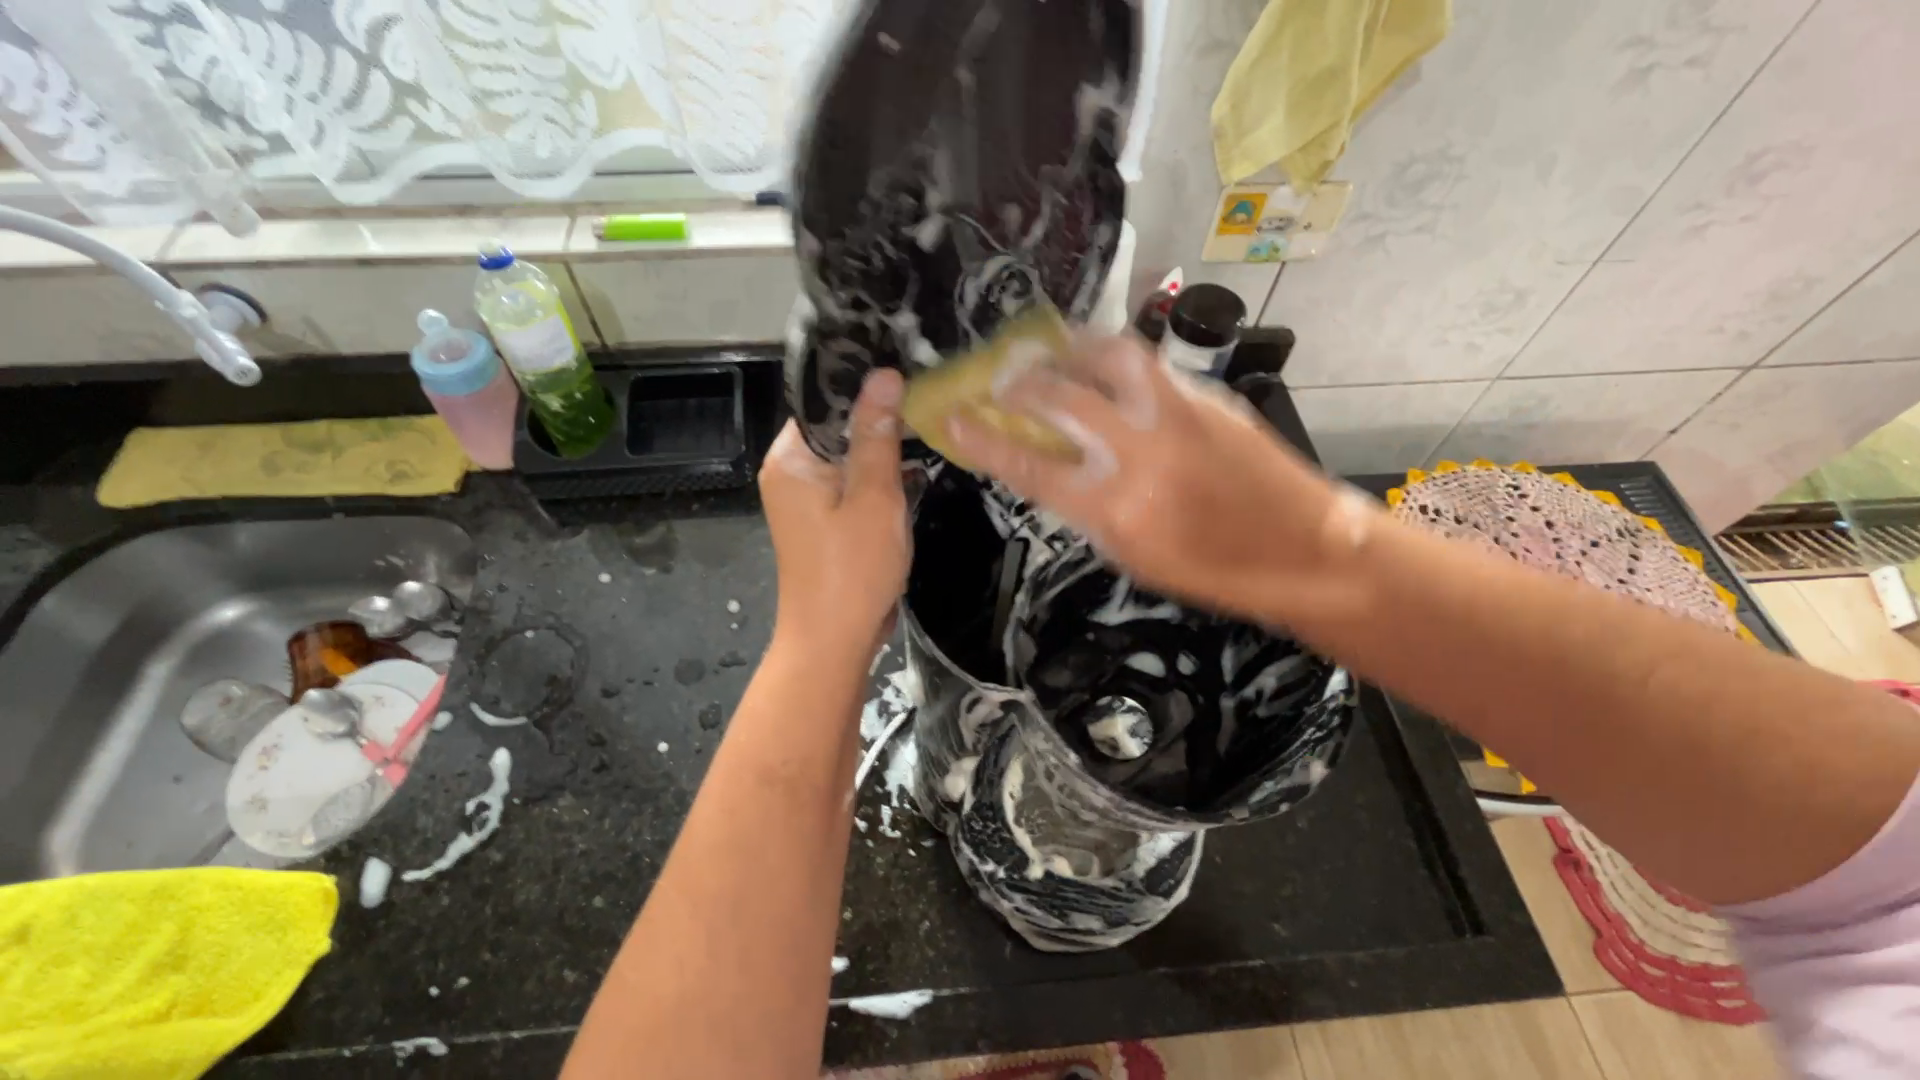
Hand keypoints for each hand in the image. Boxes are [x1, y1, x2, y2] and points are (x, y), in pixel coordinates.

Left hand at [760, 369, 909, 663]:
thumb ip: (878, 435)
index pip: (825, 401)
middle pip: (837, 427)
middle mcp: (790, 472)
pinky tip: (914, 472)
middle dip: (880, 418)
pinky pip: (852, 485)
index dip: (865, 384)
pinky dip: (879, 479)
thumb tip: (884, 374)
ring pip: (849, 457)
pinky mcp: (824, 521)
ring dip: (884, 450)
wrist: (833, 641)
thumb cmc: (853, 569)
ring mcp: (806, 499)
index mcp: (791, 458)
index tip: (909, 369)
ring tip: (929, 429)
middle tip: (930, 398)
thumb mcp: (874, 495)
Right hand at [945, 333, 1341, 622]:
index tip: (953, 418)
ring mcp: (1177, 415)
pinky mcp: (1206, 396)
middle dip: (1020, 385)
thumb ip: (1087, 510)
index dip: (985, 440)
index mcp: (1117, 508)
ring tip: (1051, 352)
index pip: (1031, 466)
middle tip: (1001, 381)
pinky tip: (1102, 365)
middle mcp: (1141, 452)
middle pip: (1060, 399)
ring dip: (1068, 350)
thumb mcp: (1133, 558)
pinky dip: (1112, 358)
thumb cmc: (1214, 571)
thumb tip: (1054, 470)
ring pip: (1108, 357)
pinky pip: (1146, 364)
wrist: (1306, 549)